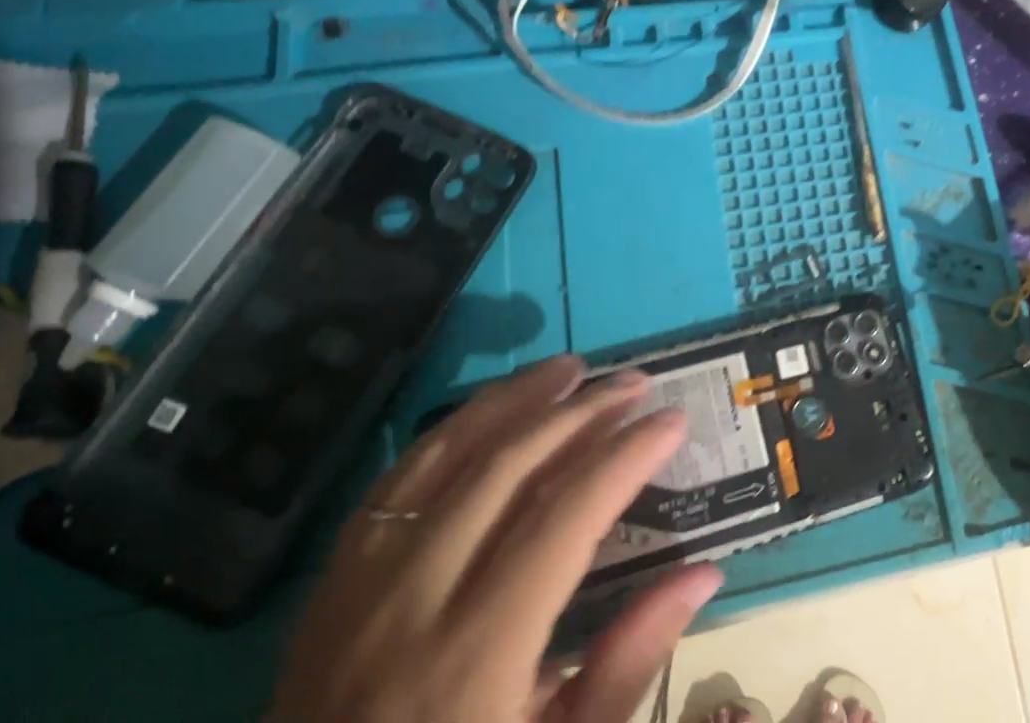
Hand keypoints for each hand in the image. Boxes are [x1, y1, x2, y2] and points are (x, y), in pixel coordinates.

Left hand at [272, 356, 721, 722]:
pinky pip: (392, 485)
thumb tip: (702, 572)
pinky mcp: (328, 586)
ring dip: (511, 403)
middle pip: (505, 471)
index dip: (624, 458)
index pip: (565, 518)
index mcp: (477, 653)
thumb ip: (630, 661)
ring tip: (568, 369)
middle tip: (634, 383)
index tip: (671, 421)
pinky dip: (447, 436)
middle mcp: (412, 603)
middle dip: (579, 414)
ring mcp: (358, 588)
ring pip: (441, 460)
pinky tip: (486, 415)